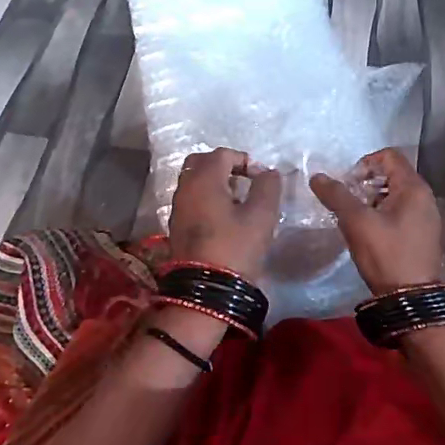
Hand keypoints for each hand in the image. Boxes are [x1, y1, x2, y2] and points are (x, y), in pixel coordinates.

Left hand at [168, 148, 283, 279]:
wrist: (206, 289)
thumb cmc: (236, 247)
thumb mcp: (261, 216)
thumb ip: (267, 187)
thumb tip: (267, 172)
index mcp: (203, 180)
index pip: (222, 154)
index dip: (244, 159)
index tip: (260, 177)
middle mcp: (185, 188)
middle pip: (200, 163)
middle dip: (223, 166)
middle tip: (244, 181)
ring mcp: (177, 208)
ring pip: (193, 182)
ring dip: (214, 182)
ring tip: (237, 200)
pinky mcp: (176, 226)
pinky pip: (190, 200)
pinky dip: (205, 198)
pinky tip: (223, 217)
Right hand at [309, 149, 444, 294]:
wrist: (410, 297)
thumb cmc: (385, 254)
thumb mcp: (356, 222)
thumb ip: (337, 196)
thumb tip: (317, 177)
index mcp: (413, 188)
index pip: (389, 155)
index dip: (364, 163)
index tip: (348, 184)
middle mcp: (425, 197)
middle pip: (392, 174)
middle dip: (366, 182)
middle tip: (347, 201)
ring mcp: (426, 216)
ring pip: (395, 194)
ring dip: (372, 199)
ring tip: (354, 218)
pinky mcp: (422, 234)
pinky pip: (400, 211)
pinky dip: (382, 213)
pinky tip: (368, 232)